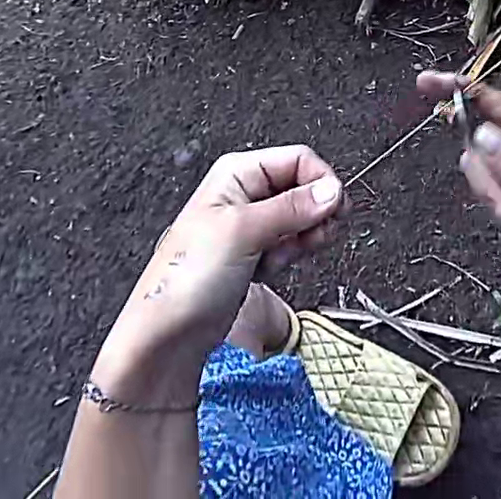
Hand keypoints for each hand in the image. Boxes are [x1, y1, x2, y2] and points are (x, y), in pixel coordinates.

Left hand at [95, 146, 343, 393]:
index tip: (334, 208)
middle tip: (310, 236)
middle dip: (313, 214)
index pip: (299, 160)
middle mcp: (246, 192)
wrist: (166, 340)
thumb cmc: (186, 280)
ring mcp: (253, 223)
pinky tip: (270, 269)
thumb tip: (333, 189)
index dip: (321, 182)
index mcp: (238, 172)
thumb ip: (294, 207)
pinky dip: (290, 256)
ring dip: (302, 238)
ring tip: (279, 256)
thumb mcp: (244, 231)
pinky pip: (292, 242)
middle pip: (305, 187)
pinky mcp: (257, 251)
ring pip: (302, 216)